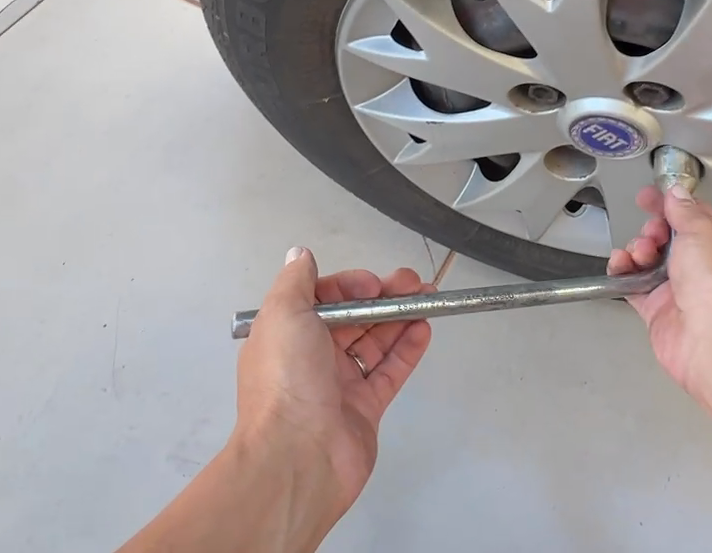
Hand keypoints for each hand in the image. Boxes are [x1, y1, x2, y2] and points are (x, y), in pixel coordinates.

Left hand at [234, 248, 433, 514]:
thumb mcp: (283, 314)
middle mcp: (311, 358)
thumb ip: (296, 280)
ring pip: (375, 342)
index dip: (352, 285)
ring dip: (401, 317)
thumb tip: (300, 254)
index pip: (326, 298)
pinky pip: (389, 371)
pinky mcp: (365, 409)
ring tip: (428, 298)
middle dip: (385, 297)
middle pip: (355, 317)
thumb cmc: (288, 379)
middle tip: (415, 282)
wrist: (296, 458)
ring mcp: (340, 385)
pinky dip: (408, 349)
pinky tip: (425, 329)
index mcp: (288, 335)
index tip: (374, 284)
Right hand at [606, 182, 711, 394]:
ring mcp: (679, 288)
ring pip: (647, 258)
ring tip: (639, 255)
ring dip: (636, 249)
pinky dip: (622, 272)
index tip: (647, 196)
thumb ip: (685, 210)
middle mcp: (702, 265)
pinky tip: (619, 265)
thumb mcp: (703, 231)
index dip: (669, 203)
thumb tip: (676, 194)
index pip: (692, 214)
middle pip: (666, 235)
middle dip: (651, 229)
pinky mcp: (657, 308)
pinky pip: (632, 284)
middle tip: (652, 235)